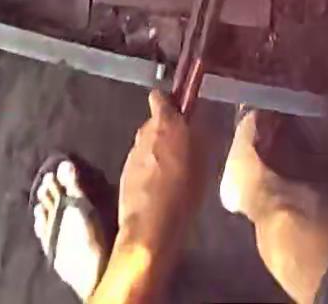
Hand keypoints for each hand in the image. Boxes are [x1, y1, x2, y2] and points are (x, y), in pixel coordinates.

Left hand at [115, 90, 198, 253]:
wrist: (149, 231)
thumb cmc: (184, 191)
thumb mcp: (203, 158)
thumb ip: (198, 132)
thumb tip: (196, 117)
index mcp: (166, 123)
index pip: (160, 97)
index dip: (170, 100)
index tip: (180, 109)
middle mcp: (145, 133)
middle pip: (154, 121)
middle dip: (166, 128)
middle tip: (182, 143)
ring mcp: (131, 154)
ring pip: (146, 142)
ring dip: (156, 148)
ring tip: (171, 168)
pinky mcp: (124, 174)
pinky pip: (139, 161)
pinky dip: (148, 166)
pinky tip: (158, 185)